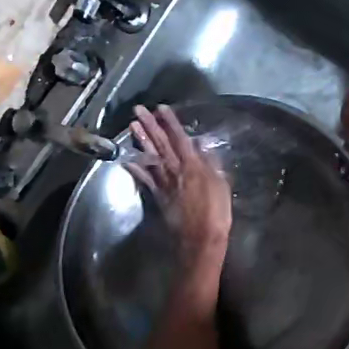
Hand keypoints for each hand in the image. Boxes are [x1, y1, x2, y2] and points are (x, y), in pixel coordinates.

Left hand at [128, 104, 231, 261]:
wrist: (200, 239)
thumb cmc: (216, 213)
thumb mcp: (221, 184)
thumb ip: (211, 163)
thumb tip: (202, 145)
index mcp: (193, 165)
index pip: (180, 138)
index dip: (170, 122)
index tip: (162, 108)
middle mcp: (175, 170)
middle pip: (160, 143)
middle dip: (150, 125)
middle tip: (139, 110)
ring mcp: (163, 183)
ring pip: (150, 156)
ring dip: (141, 140)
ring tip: (132, 125)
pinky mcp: (157, 196)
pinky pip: (143, 179)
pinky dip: (134, 168)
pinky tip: (126, 159)